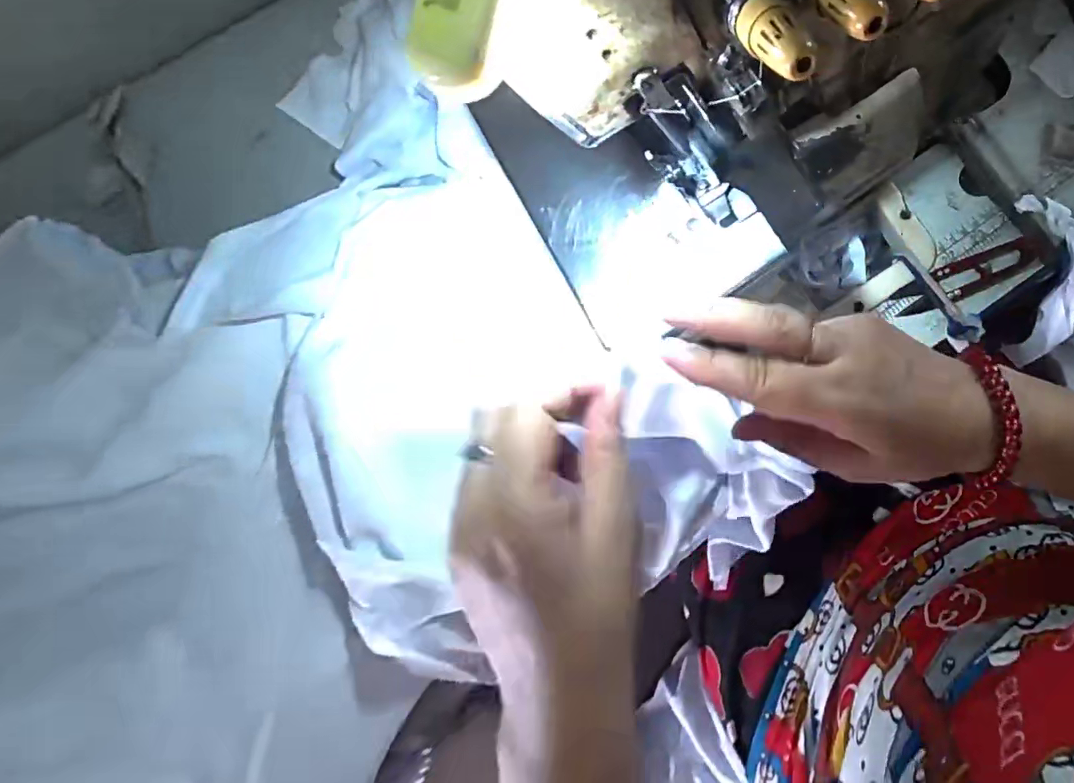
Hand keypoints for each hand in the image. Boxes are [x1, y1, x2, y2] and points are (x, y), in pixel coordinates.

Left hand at [449, 386, 635, 676]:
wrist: (560, 686)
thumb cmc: (601, 602)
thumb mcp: (617, 521)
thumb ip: (607, 449)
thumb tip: (607, 392)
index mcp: (511, 502)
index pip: (522, 410)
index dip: (565, 387)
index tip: (605, 392)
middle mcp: (470, 508)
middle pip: (492, 418)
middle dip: (545, 403)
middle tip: (593, 420)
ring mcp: (456, 528)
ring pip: (482, 445)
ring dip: (529, 432)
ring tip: (574, 463)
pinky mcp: (458, 545)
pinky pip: (479, 477)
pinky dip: (514, 463)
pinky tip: (549, 493)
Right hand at [661, 299, 996, 482]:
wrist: (977, 407)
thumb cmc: (919, 450)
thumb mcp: (857, 464)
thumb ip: (794, 441)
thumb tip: (740, 423)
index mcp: (840, 397)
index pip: (762, 379)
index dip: (713, 366)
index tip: (667, 352)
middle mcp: (840, 351)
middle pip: (767, 327)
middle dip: (713, 316)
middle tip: (665, 309)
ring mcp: (850, 328)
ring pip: (782, 320)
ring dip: (736, 316)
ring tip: (690, 315)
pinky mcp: (857, 319)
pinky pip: (802, 326)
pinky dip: (767, 329)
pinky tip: (745, 335)